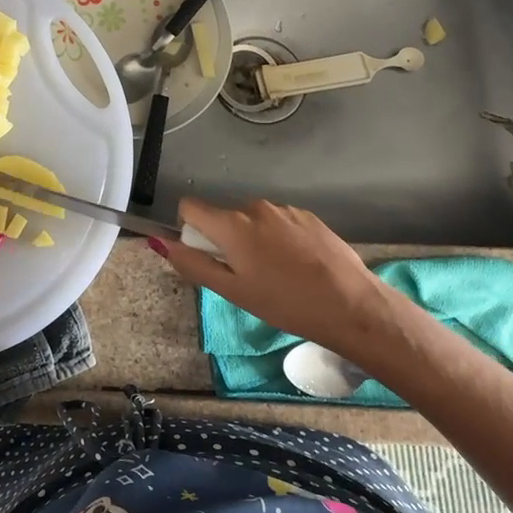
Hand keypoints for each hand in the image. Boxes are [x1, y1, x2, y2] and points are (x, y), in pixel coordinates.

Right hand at [153, 197, 397, 355]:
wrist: (353, 306)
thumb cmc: (286, 304)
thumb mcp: (233, 291)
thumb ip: (192, 263)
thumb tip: (159, 242)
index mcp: (231, 224)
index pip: (190, 206)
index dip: (191, 230)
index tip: (209, 256)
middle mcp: (255, 206)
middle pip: (223, 214)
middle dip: (225, 238)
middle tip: (245, 274)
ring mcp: (285, 209)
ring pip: (252, 218)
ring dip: (253, 238)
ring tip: (276, 273)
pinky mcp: (309, 216)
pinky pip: (279, 221)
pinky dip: (279, 238)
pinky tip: (298, 266)